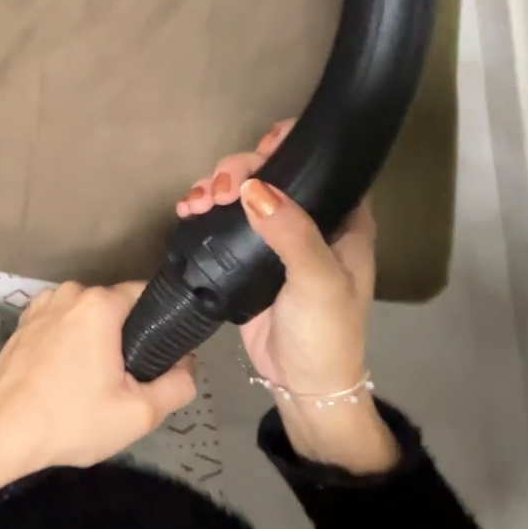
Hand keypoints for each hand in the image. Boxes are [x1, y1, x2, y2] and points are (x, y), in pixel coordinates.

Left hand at [0, 282, 196, 491]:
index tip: (167, 355)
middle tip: (132, 380)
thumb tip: (187, 363)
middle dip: (129, 337)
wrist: (0, 430)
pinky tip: (70, 376)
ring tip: (99, 382)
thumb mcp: (139, 414)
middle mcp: (69, 292)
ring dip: (99, 341)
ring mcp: (42, 304)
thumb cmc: (71, 419)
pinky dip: (72, 342)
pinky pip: (64, 323)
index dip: (162, 323)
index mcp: (98, 303)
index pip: (145, 295)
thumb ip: (177, 385)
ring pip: (88, 316)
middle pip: (116, 307)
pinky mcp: (25, 320)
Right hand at [176, 119, 400, 473]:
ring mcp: (273, 237)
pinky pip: (221, 217)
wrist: (301, 386)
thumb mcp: (317, 283)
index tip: (263, 143)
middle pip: (270, 172)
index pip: (320, 165)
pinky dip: (203, 208)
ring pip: (243, 191)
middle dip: (240, 170)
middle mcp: (308, 220)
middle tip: (219, 191)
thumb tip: (256, 188)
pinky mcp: (243, 254)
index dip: (292, 145)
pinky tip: (187, 210)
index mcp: (341, 220)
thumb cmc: (326, 333)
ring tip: (195, 202)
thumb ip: (291, 234)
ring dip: (215, 187)